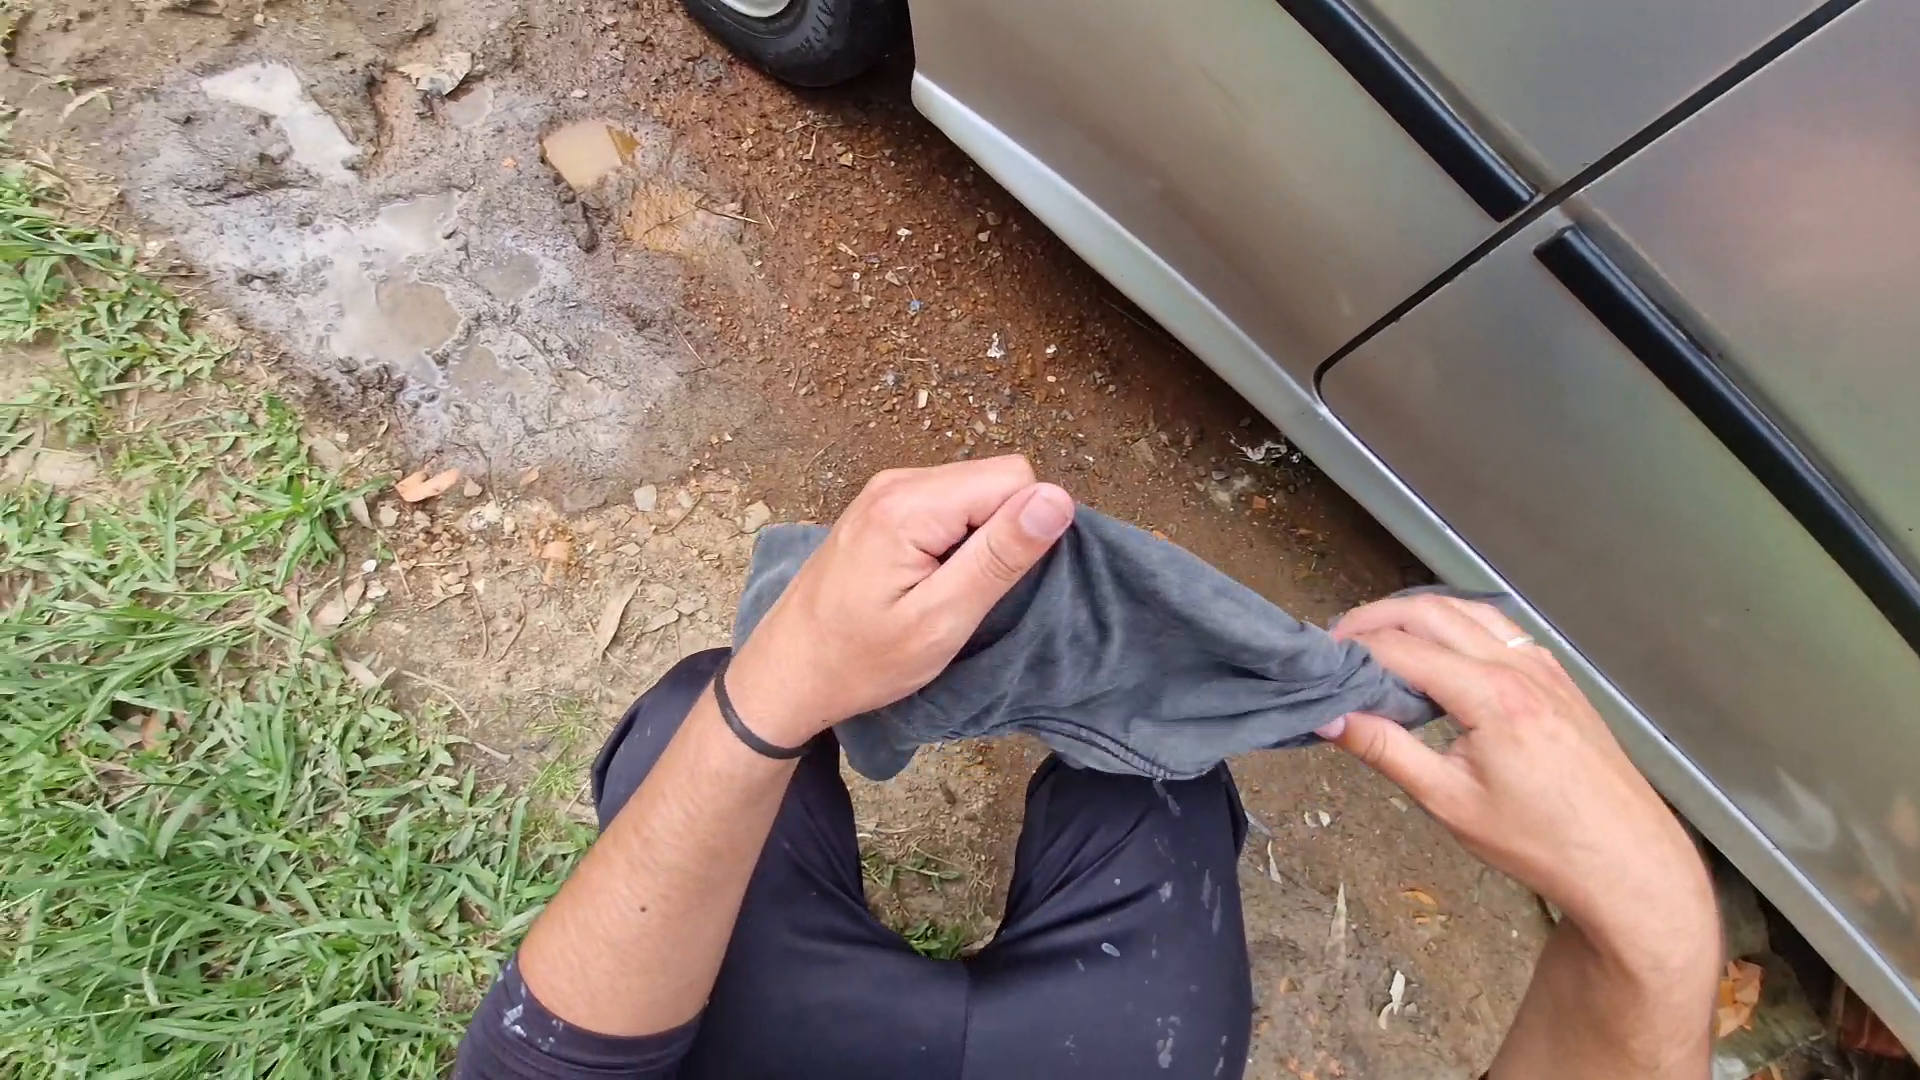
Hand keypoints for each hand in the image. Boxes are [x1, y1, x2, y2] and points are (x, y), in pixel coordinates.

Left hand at [724, 456, 1074, 744]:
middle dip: (1001, 532)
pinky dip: (955, 538)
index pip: (1015, 479)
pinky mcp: (882, 506)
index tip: (995, 582)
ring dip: (977, 538)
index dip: (1023, 529)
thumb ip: (1000, 555)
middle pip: (994, 479)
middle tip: (967, 591)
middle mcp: (898, 481)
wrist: (787, 672)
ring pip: (973, 491)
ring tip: (945, 589)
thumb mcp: (941, 618)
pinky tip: (928, 578)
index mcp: (911, 504)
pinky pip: (947, 503)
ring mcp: (886, 490)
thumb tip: (1059, 498)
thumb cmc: (861, 660)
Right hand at [1319, 595, 1717, 971]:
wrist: (1633, 869)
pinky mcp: (1557, 677)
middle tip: (1337, 641)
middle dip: (1374, 617)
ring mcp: (1543, 667)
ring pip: (1465, 608)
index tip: (1320, 661)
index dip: (1353, 649)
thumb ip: (1382, 749)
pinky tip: (1437, 647)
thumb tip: (1326, 716)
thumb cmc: (1537, 841)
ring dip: (1414, 612)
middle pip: (1430, 612)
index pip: (1401, 649)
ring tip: (1377, 637)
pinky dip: (1454, 622)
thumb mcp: (1447, 800)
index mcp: (1490, 697)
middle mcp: (1518, 668)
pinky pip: (1497, 626)